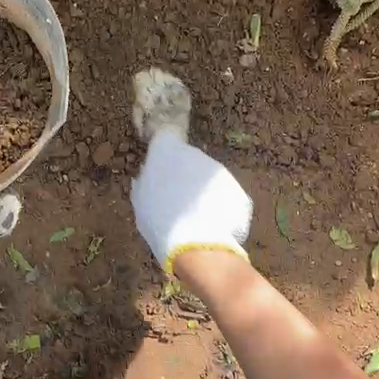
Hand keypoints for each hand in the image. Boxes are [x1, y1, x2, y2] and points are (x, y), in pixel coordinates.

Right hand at [129, 68, 251, 271]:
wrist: (197, 245)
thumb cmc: (160, 221)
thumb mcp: (141, 203)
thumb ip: (143, 184)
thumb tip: (145, 176)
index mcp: (166, 153)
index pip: (165, 133)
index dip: (164, 138)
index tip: (162, 146)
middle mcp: (195, 155)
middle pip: (187, 159)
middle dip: (183, 173)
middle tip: (174, 196)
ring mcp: (218, 172)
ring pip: (206, 177)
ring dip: (200, 190)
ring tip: (193, 216)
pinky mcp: (237, 190)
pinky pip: (223, 194)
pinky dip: (217, 205)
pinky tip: (209, 224)